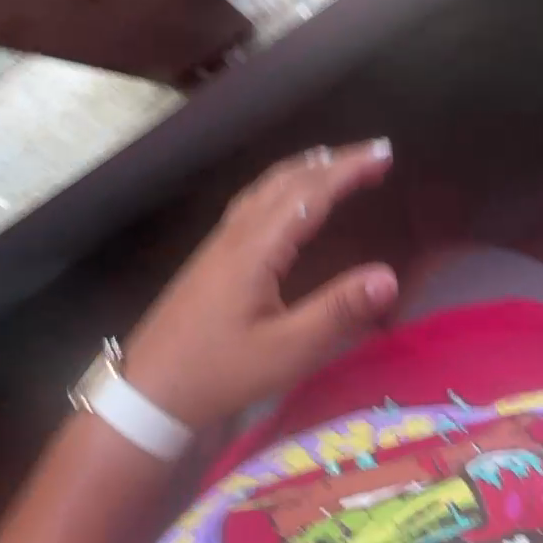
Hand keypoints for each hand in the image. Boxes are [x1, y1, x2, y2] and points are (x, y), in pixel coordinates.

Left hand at [121, 139, 398, 430]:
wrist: (153, 390)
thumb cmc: (222, 373)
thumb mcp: (287, 351)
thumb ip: (337, 311)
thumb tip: (388, 276)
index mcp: (255, 251)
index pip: (309, 194)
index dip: (348, 170)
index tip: (384, 153)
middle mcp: (234, 237)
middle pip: (284, 182)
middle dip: (330, 163)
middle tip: (371, 154)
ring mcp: (217, 247)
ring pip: (262, 191)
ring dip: (302, 171)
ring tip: (332, 164)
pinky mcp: (208, 263)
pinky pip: (250, 207)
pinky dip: (279, 190)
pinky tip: (282, 204)